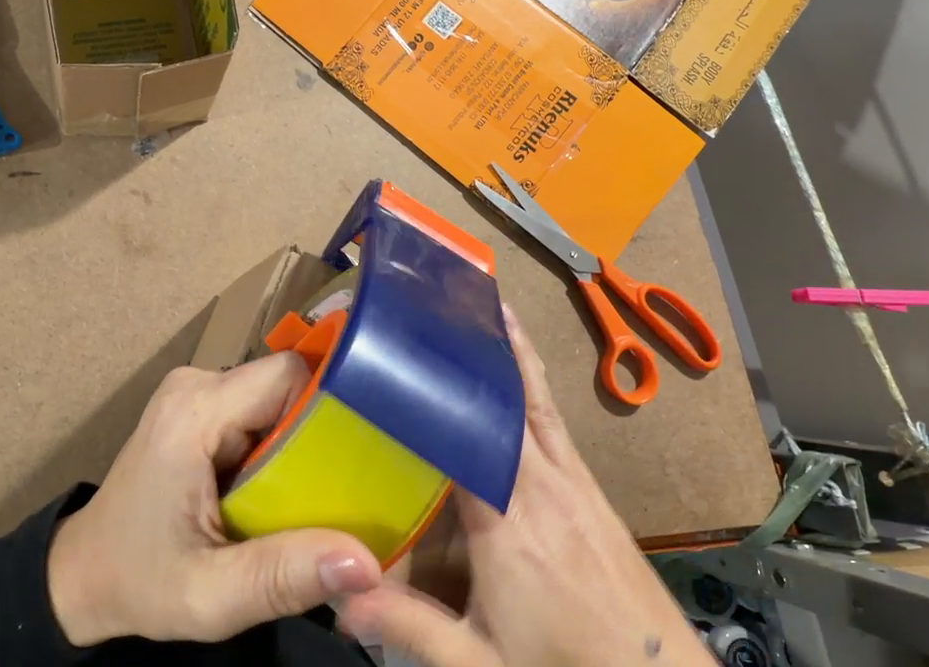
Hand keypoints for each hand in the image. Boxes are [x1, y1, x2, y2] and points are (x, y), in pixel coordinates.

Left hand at [46, 353, 381, 645]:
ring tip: (326, 501)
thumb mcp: (212, 596)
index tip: (373, 454)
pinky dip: (280, 452)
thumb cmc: (138, 582)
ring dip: (302, 447)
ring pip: (276, 402)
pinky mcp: (197, 412)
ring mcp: (194, 395)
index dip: (334, 405)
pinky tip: (289, 497)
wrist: (83, 575)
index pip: (288, 375)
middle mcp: (195, 386)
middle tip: (358, 492)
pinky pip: (259, 415)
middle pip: (286, 386)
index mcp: (194, 411)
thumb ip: (285, 576)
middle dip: (323, 435)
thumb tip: (367, 563)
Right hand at [337, 306, 707, 666]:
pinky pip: (555, 423)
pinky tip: (519, 374)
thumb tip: (336, 592)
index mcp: (506, 517)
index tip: (406, 338)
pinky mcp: (593, 496)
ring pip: (537, 401)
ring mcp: (575, 486)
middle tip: (440, 299)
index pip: (464, 430)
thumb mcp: (481, 664)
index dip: (435, 383)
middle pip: (507, 398)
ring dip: (511, 352)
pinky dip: (534, 384)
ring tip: (485, 307)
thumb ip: (410, 626)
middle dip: (475, 346)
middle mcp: (542, 486)